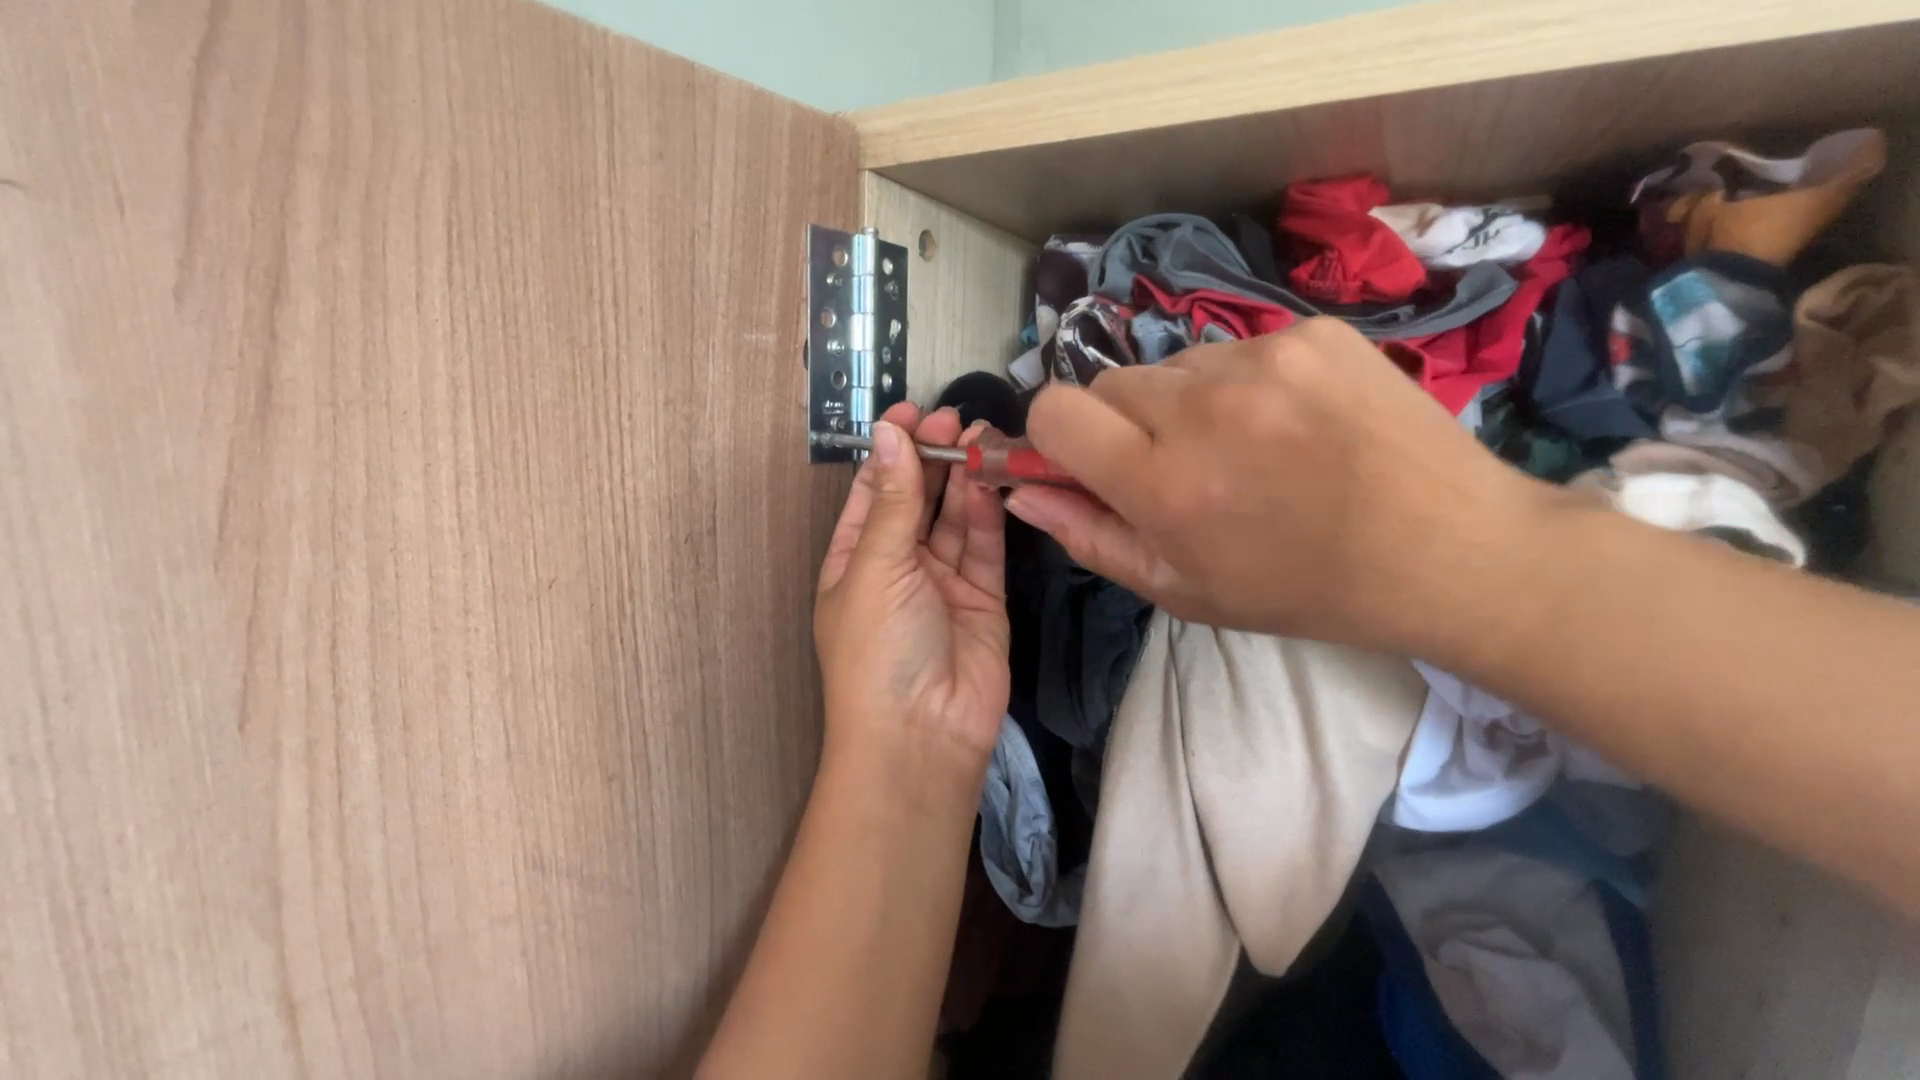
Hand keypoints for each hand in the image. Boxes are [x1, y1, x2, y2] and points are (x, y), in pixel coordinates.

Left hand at [815, 403, 1010, 770]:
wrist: (921, 735)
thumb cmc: (877, 650)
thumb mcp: (876, 567)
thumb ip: (894, 500)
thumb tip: (888, 433)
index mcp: (855, 559)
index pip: (874, 492)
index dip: (891, 450)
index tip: (912, 410)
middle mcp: (898, 566)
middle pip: (918, 499)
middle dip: (933, 458)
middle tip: (955, 417)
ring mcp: (943, 582)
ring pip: (956, 518)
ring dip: (965, 478)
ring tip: (981, 434)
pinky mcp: (984, 598)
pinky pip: (986, 545)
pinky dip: (990, 511)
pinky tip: (993, 475)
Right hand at [1003, 318, 1558, 649]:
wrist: (1449, 548)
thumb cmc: (1304, 589)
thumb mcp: (1184, 591)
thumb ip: (1090, 537)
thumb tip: (1022, 492)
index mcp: (1163, 482)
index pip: (1054, 411)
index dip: (1055, 437)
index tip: (1086, 464)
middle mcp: (1200, 406)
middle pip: (1106, 383)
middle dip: (1122, 425)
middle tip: (1177, 468)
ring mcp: (1261, 358)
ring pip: (1172, 366)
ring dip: (1183, 403)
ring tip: (1248, 448)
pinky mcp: (1312, 330)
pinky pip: (1237, 349)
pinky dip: (1244, 384)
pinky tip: (1293, 423)